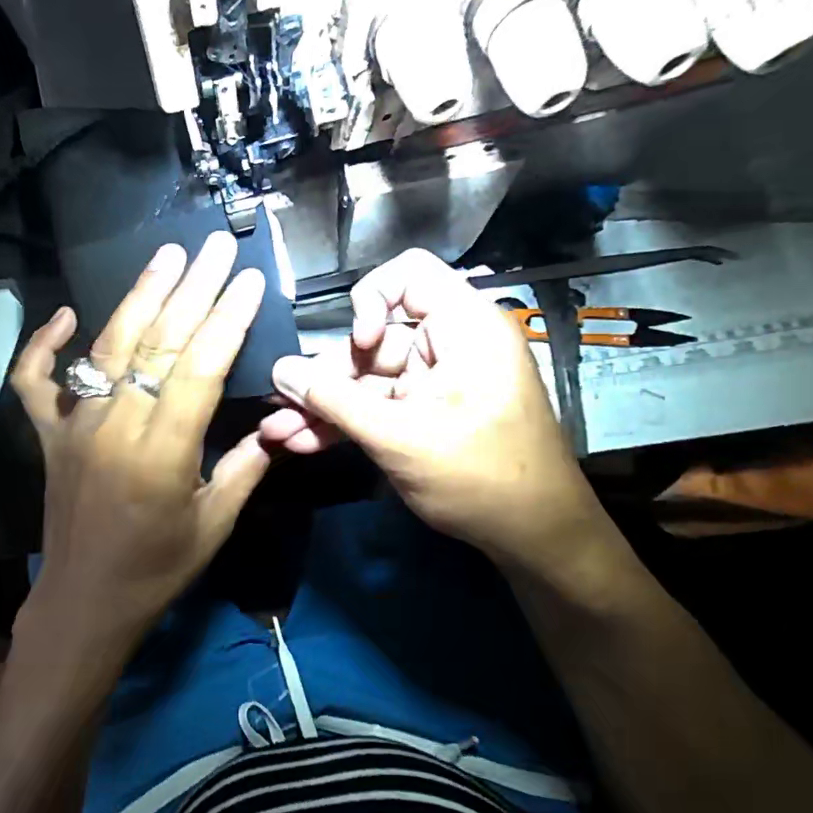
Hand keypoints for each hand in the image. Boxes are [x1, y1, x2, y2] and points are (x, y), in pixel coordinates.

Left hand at [10, 232, 270, 650]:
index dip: (227, 320)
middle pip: (157, 344)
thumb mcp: (215, 523)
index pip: (200, 368)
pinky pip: (36, 383)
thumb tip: (279, 422)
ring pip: (107, 348)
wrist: (85, 601)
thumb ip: (246, 466)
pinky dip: (43, 346)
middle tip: (214, 246)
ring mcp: (74, 427)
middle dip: (192, 289)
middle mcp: (115, 426)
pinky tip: (65, 315)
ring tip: (167, 255)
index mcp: (162, 452)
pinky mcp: (49, 436)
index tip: (248, 280)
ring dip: (139, 297)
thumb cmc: (158, 568)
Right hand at [259, 249, 599, 567]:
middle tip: (279, 406)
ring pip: (370, 379)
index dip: (371, 299)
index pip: (410, 275)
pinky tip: (305, 442)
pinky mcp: (428, 415)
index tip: (358, 343)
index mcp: (464, 328)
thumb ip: (335, 401)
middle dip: (325, 376)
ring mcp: (438, 383)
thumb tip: (280, 371)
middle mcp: (450, 345)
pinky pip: (381, 406)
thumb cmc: (480, 477)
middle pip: (377, 339)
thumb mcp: (400, 437)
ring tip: (278, 433)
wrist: (534, 537)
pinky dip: (349, 423)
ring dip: (326, 406)